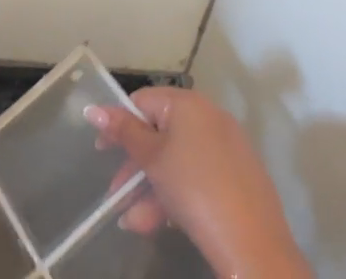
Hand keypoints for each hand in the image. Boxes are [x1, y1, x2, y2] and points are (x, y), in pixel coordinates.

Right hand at [85, 88, 309, 278]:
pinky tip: (159, 223)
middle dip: (135, 167)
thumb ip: (122, 131)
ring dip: (150, 189)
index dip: (119, 124)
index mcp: (189, 104)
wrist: (252, 244)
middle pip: (159, 134)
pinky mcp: (239, 176)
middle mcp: (211, 118)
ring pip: (176, 161)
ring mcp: (228, 148)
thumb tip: (93, 108)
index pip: (143, 101)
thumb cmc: (193, 188)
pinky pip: (196, 176)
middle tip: (116, 192)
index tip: (103, 151)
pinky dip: (176, 194)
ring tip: (134, 221)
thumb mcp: (151, 158)